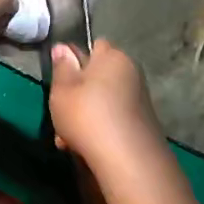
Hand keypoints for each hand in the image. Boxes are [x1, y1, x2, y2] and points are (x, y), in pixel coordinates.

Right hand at [49, 40, 163, 164]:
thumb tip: (63, 46)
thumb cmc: (87, 115)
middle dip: (79, 94)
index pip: (95, 46)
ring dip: (85, 116)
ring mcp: (139, 99)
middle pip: (98, 77)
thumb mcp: (62, 90)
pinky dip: (99, 129)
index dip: (76, 60)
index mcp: (113, 57)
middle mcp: (131, 72)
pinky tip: (85, 148)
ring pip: (103, 101)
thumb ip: (62, 67)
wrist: (126, 157)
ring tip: (68, 139)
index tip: (61, 80)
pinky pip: (113, 119)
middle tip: (61, 114)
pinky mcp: (143, 122)